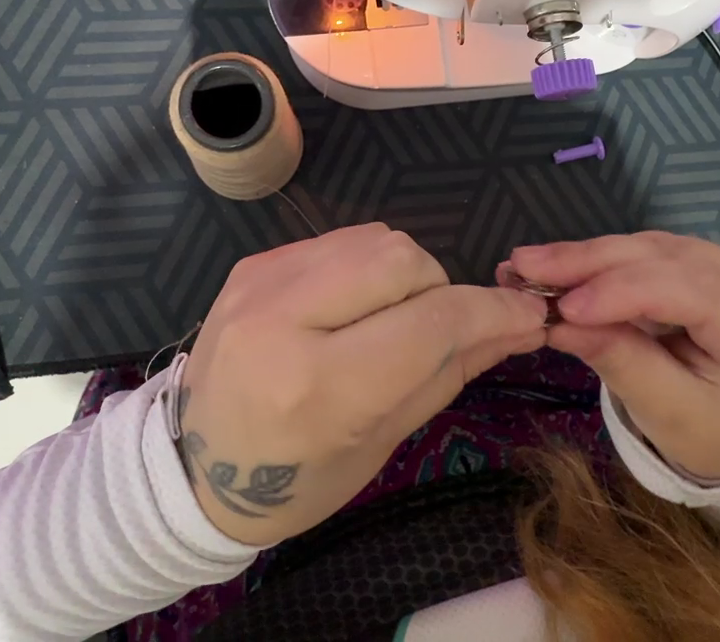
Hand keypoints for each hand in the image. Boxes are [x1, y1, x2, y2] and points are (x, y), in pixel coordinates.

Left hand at [178, 223, 547, 544]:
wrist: (191, 470)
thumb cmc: (295, 480)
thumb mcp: (381, 442)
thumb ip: (451, 371)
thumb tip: (518, 324)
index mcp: (317, 388)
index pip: (430, 323)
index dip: (491, 312)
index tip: (528, 314)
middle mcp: (283, 319)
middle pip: (403, 260)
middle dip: (440, 289)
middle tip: (434, 329)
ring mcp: (261, 282)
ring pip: (376, 238)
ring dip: (404, 274)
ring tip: (387, 320)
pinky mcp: (254, 263)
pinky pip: (340, 240)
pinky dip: (366, 268)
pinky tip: (349, 308)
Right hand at [507, 233, 719, 480]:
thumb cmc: (711, 438)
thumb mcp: (668, 414)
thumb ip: (621, 361)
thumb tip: (560, 321)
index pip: (694, 291)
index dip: (623, 290)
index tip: (561, 304)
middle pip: (671, 259)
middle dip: (593, 263)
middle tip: (525, 265)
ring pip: (657, 248)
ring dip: (592, 257)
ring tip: (533, 264)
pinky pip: (657, 253)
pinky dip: (608, 261)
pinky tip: (567, 265)